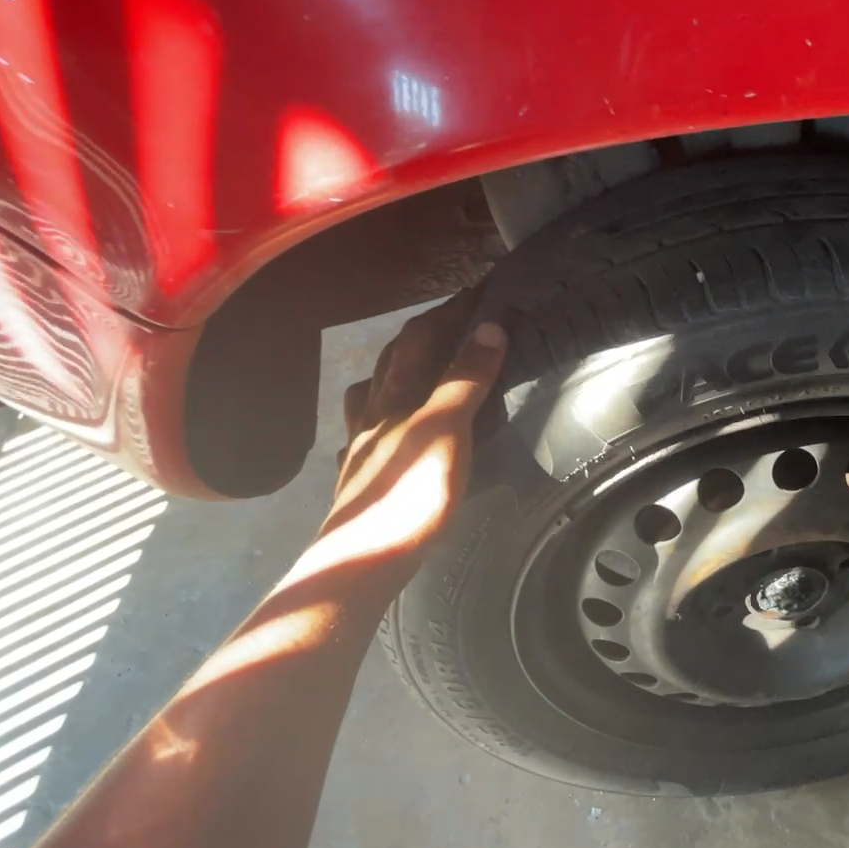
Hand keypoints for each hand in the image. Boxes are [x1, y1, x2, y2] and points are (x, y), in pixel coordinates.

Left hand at [300, 292, 505, 576]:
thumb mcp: (448, 427)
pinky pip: (365, 436)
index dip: (449, 311)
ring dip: (390, 372)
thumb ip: (466, 378)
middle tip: (451, 322)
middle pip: (392, 359)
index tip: (478, 290)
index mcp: (396, 395)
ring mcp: (361, 446)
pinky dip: (376, 422)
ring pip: (370, 394)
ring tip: (408, 369)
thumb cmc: (412, 489)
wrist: (367, 556)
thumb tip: (489, 327)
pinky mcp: (358, 478)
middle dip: (421, 334)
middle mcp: (373, 412)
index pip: (421, 338)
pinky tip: (381, 435)